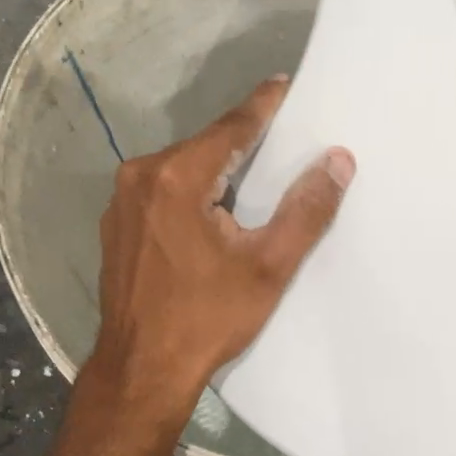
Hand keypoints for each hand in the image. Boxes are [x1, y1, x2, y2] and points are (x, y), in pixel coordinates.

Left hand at [88, 76, 354, 400]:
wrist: (144, 369)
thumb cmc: (208, 319)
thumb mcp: (269, 267)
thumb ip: (305, 211)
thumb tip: (337, 161)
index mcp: (177, 177)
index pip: (232, 127)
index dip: (265, 106)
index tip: (289, 86)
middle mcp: (141, 177)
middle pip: (206, 148)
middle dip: (245, 145)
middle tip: (286, 145)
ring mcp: (122, 203)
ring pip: (183, 172)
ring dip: (219, 174)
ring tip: (257, 185)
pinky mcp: (118, 228)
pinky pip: (164, 196)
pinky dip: (194, 197)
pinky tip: (216, 220)